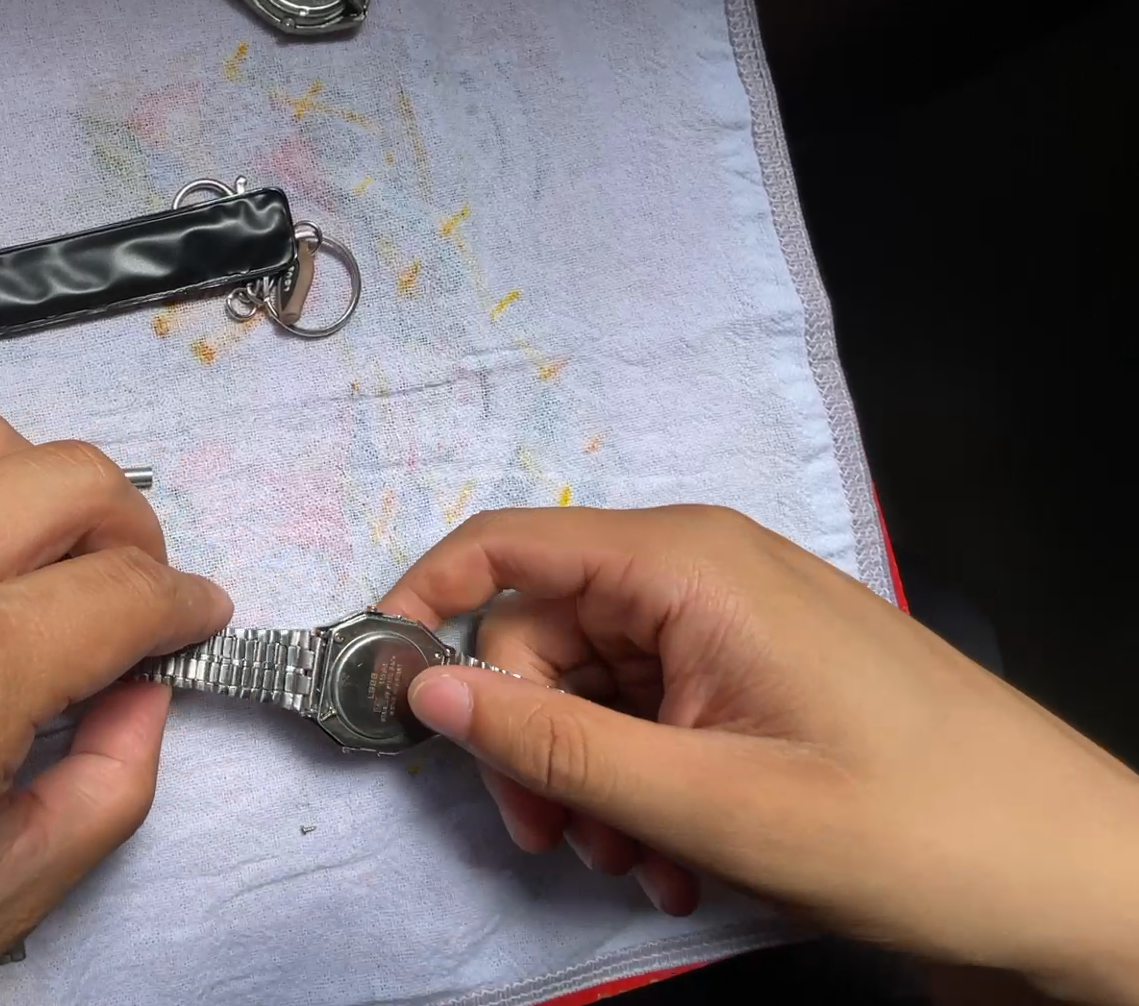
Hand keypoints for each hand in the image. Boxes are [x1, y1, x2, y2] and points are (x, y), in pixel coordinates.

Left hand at [0, 409, 230, 1005]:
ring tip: (35, 562)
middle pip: (64, 480)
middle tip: (131, 593)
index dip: (183, 603)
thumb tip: (143, 680)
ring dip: (36, 492)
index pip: (116, 595)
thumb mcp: (6, 897)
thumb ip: (114, 775)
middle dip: (132, 532)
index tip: (201, 617)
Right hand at [386, 507, 1138, 1003]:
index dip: (426, 595)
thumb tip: (421, 687)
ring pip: (577, 683)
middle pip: (537, 635)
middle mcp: (682, 572)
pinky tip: (665, 852)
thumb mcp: (710, 804)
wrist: (1106, 905)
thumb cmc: (919, 834)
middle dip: (526, 737)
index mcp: (678, 562)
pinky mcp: (725, 667)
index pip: (504, 544)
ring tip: (628, 860)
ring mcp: (706, 621)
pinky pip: (626, 707)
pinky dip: (623, 777)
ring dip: (578, 773)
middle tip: (546, 833)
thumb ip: (552, 741)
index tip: (382, 668)